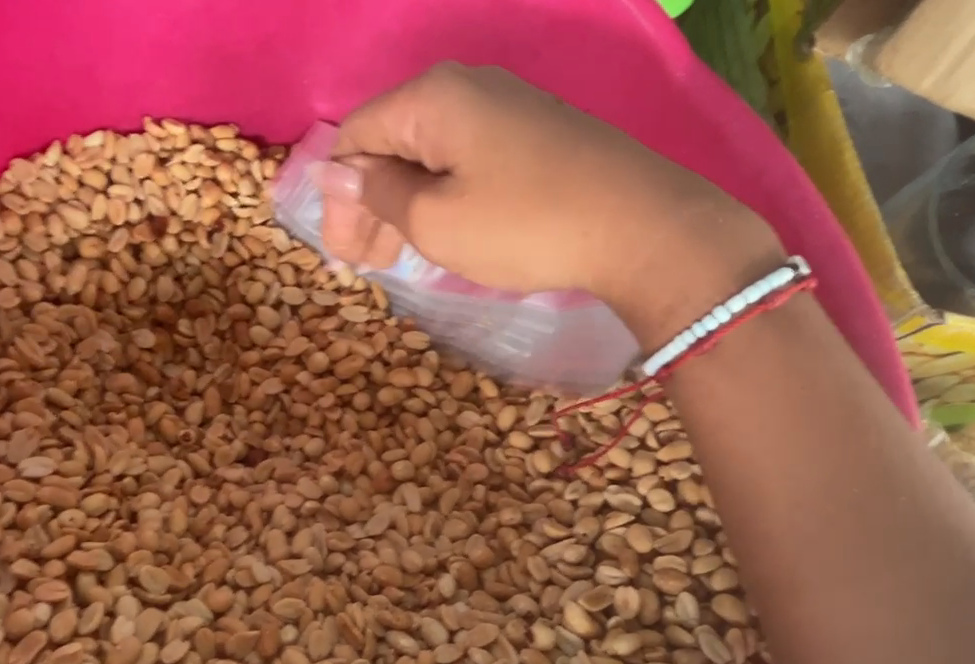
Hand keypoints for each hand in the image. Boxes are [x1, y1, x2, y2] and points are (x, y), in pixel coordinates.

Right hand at [318, 63, 784, 346]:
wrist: (639, 226)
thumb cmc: (525, 225)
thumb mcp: (437, 221)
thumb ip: (379, 195)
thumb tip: (335, 174)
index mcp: (431, 99)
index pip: (356, 137)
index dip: (339, 198)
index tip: (342, 255)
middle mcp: (464, 88)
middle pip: (391, 143)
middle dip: (369, 205)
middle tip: (364, 265)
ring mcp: (504, 108)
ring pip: (428, 155)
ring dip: (403, 206)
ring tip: (395, 260)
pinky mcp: (532, 135)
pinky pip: (463, 161)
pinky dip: (440, 198)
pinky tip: (439, 233)